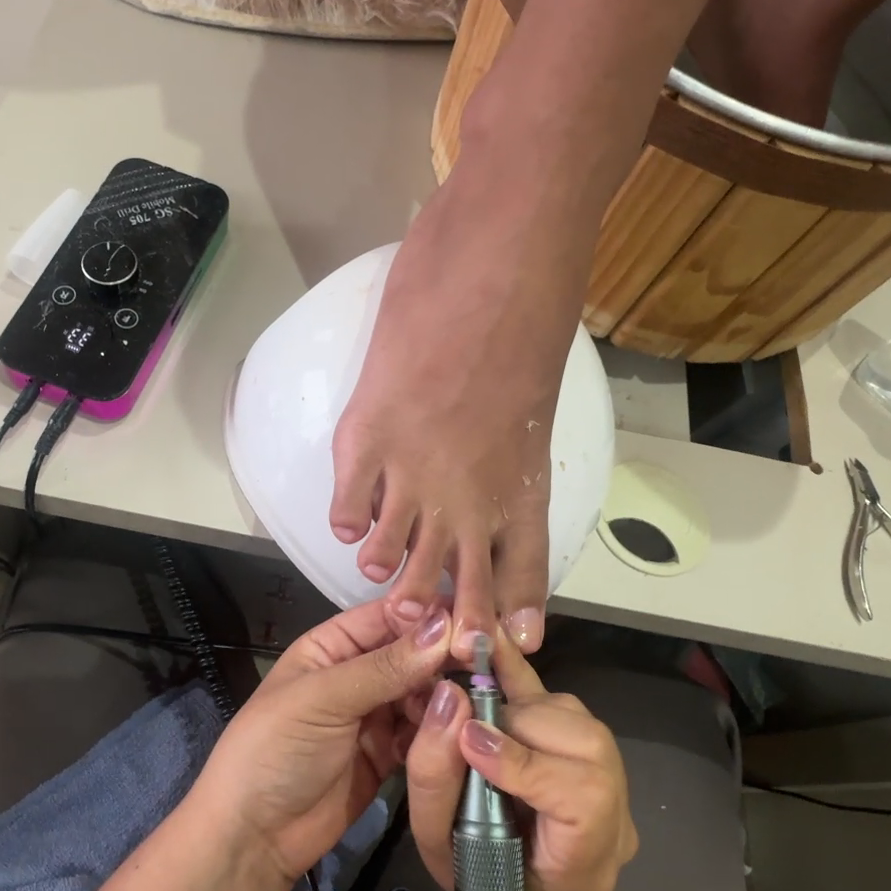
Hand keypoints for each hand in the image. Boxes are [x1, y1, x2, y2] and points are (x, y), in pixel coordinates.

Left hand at [186, 602, 454, 886]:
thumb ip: (383, 667)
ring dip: (448, 697)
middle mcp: (358, 674)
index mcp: (333, 646)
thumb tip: (442, 628)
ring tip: (478, 703)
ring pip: (425, 694)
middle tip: (489, 667)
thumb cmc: (274, 750)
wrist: (254, 837)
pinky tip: (467, 732)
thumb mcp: (322, 700)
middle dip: (446, 660)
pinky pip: (426, 734)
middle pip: (413, 655)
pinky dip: (444, 732)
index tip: (474, 624)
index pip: (389, 617)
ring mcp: (377, 716)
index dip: (429, 618)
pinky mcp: (392, 755)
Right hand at [329, 146, 597, 659]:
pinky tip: (350, 526)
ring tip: (385, 582)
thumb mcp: (540, 386)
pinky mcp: (370, 428)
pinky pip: (351, 499)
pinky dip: (349, 517)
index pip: (523, 566)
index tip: (515, 645)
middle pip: (456, 574)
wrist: (506, 246)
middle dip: (449, 614)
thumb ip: (514, 434)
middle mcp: (470, 488)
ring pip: (400, 549)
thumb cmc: (537, 304)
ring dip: (394, 573)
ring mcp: (415, 464)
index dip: (517, 609)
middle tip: (433, 633)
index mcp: (523, 477)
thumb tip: (484, 456)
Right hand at [405, 635, 636, 890]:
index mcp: (589, 859)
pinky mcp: (584, 735)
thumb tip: (448, 698)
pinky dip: (519, 669)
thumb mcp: (437, 844)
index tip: (470, 740)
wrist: (508, 881)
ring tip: (472, 709)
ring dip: (517, 702)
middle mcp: (615, 812)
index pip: (582, 799)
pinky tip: (489, 645)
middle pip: (584, 744)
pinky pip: (557, 695)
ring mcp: (610, 771)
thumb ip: (437, 779)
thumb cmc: (472, 872)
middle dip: (514, 722)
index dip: (526, 761)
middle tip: (460, 719)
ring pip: (574, 714)